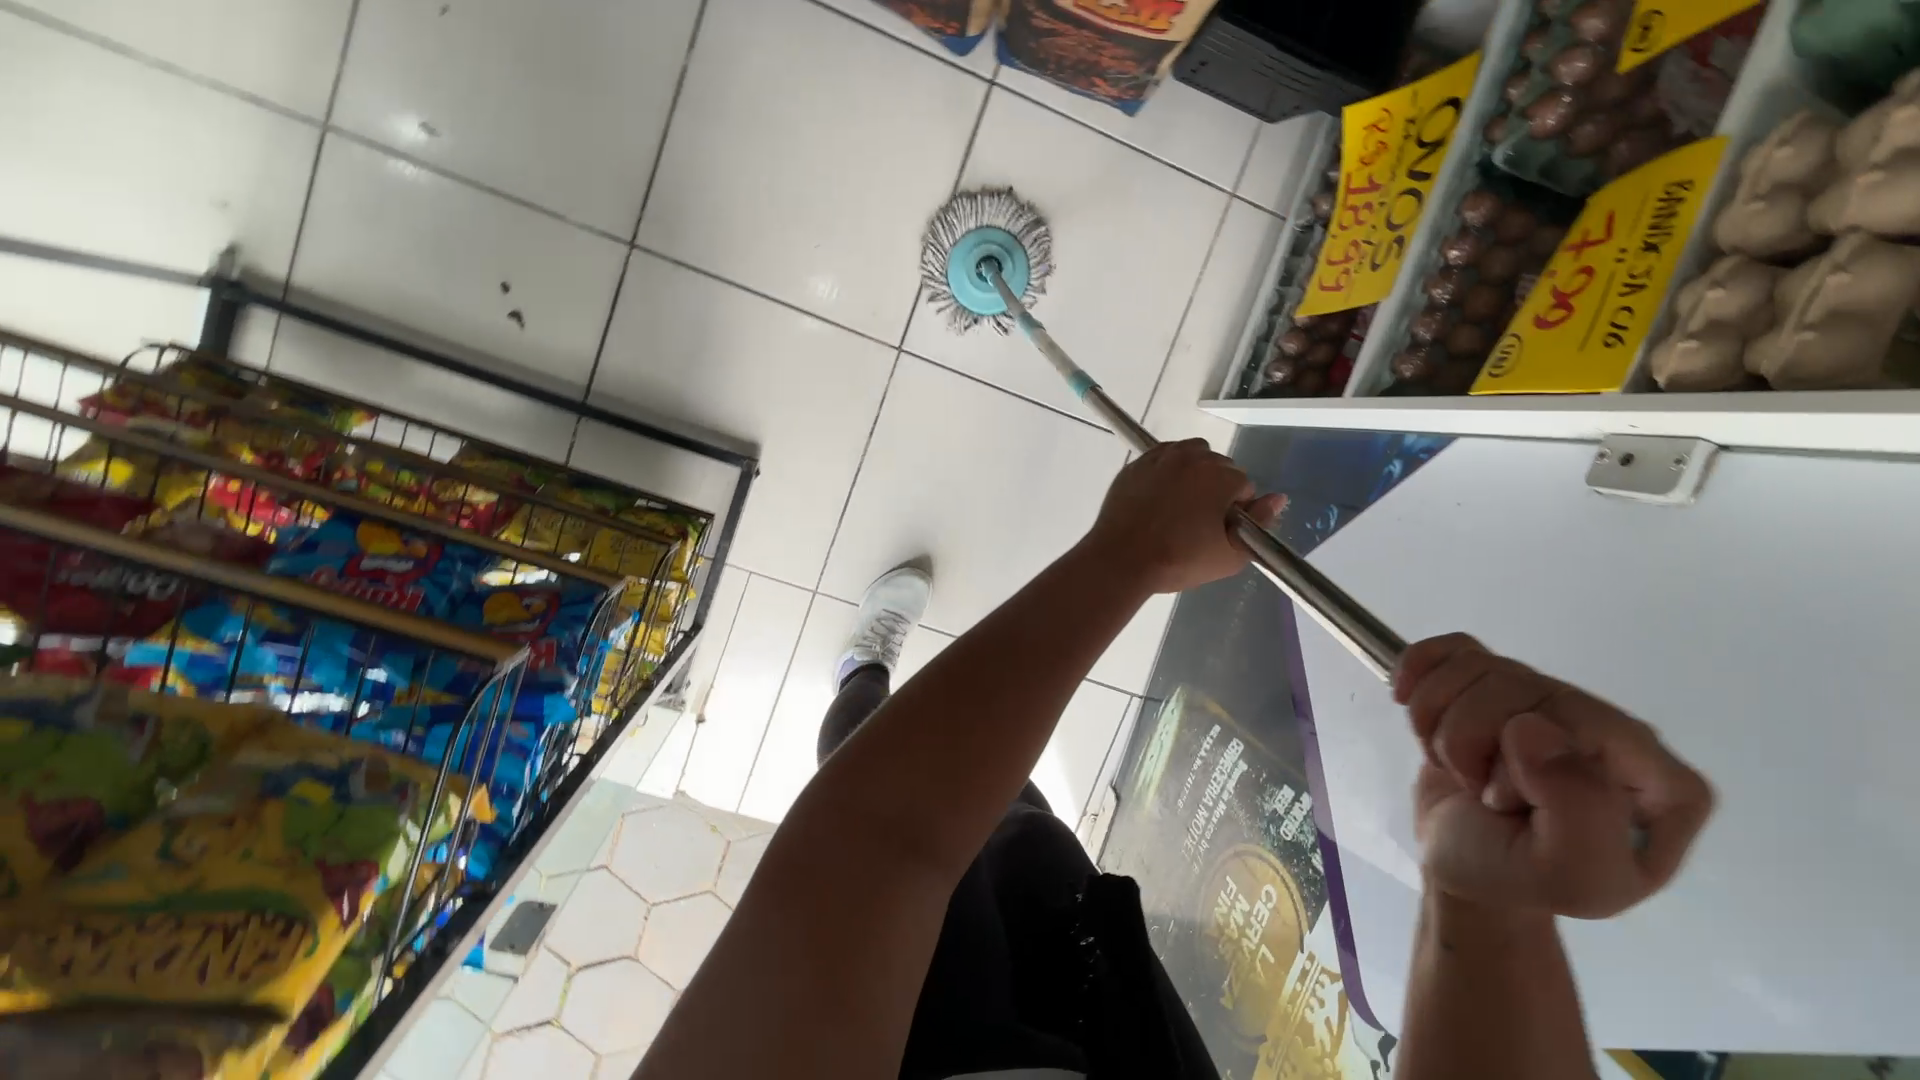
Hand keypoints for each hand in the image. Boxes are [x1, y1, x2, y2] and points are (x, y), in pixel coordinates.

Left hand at [1080, 439, 1283, 593]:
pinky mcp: (1137, 463)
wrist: (1121, 559)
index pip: (1245, 487)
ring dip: (1193, 475)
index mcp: (1222, 476)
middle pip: (1219, 468)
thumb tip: (1277, 498)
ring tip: (1179, 507)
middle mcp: (1194, 457)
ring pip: (1191, 456)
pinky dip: (1167, 472)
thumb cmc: (1179, 560)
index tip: (1216, 532)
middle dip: (1215, 490)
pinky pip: (1163, 458)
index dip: (1235, 512)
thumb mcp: (1230, 555)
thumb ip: (1260, 523)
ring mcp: (1162, 456)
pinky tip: (1159, 497)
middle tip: (1196, 523)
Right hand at [1395, 634, 1713, 918]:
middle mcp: (1613, 730)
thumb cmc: (1516, 878)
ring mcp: (1551, 701)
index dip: (1520, 757)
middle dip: (1470, 740)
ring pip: (1479, 667)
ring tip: (1456, 765)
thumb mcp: (1571, 877)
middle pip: (1521, 686)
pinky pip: (1455, 647)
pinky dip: (1419, 670)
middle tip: (1478, 791)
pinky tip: (1409, 701)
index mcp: (1657, 778)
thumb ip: (1579, 811)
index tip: (1507, 803)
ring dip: (1439, 720)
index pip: (1581, 718)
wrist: (1464, 871)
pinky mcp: (1498, 686)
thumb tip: (1532, 725)